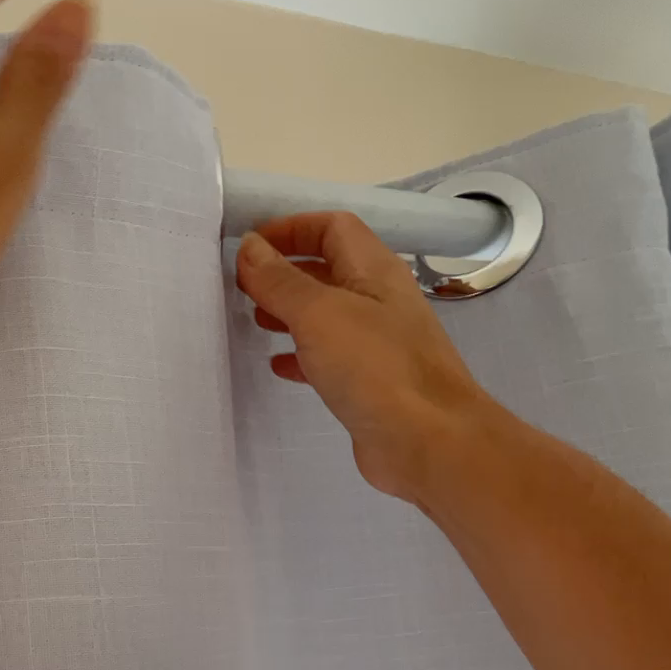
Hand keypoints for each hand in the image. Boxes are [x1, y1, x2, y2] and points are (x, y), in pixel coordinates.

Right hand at [236, 214, 497, 504]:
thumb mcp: (319, 314)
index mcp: (374, 271)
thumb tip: (248, 246)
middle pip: (328, 268)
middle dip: (284, 270)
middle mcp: (378, 300)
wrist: (428, 441)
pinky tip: (277, 365)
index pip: (332, 228)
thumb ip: (280, 281)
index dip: (290, 228)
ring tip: (253, 320)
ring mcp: (375, 343)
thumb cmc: (375, 368)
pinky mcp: (367, 381)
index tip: (247, 246)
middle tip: (242, 285)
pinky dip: (299, 353)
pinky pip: (327, 356)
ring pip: (324, 313)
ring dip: (288, 310)